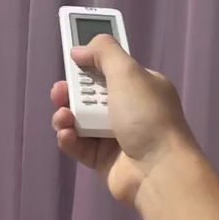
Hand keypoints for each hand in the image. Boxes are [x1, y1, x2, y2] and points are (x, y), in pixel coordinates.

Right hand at [50, 34, 200, 207]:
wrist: (158, 170)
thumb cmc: (146, 116)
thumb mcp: (127, 72)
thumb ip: (104, 52)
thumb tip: (79, 49)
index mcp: (141, 87)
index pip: (111, 69)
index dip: (91, 63)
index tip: (73, 60)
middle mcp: (129, 110)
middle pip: (91, 94)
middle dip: (71, 90)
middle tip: (60, 91)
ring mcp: (115, 136)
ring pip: (80, 120)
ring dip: (66, 115)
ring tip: (63, 117)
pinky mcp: (102, 160)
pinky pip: (79, 144)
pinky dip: (69, 138)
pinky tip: (67, 135)